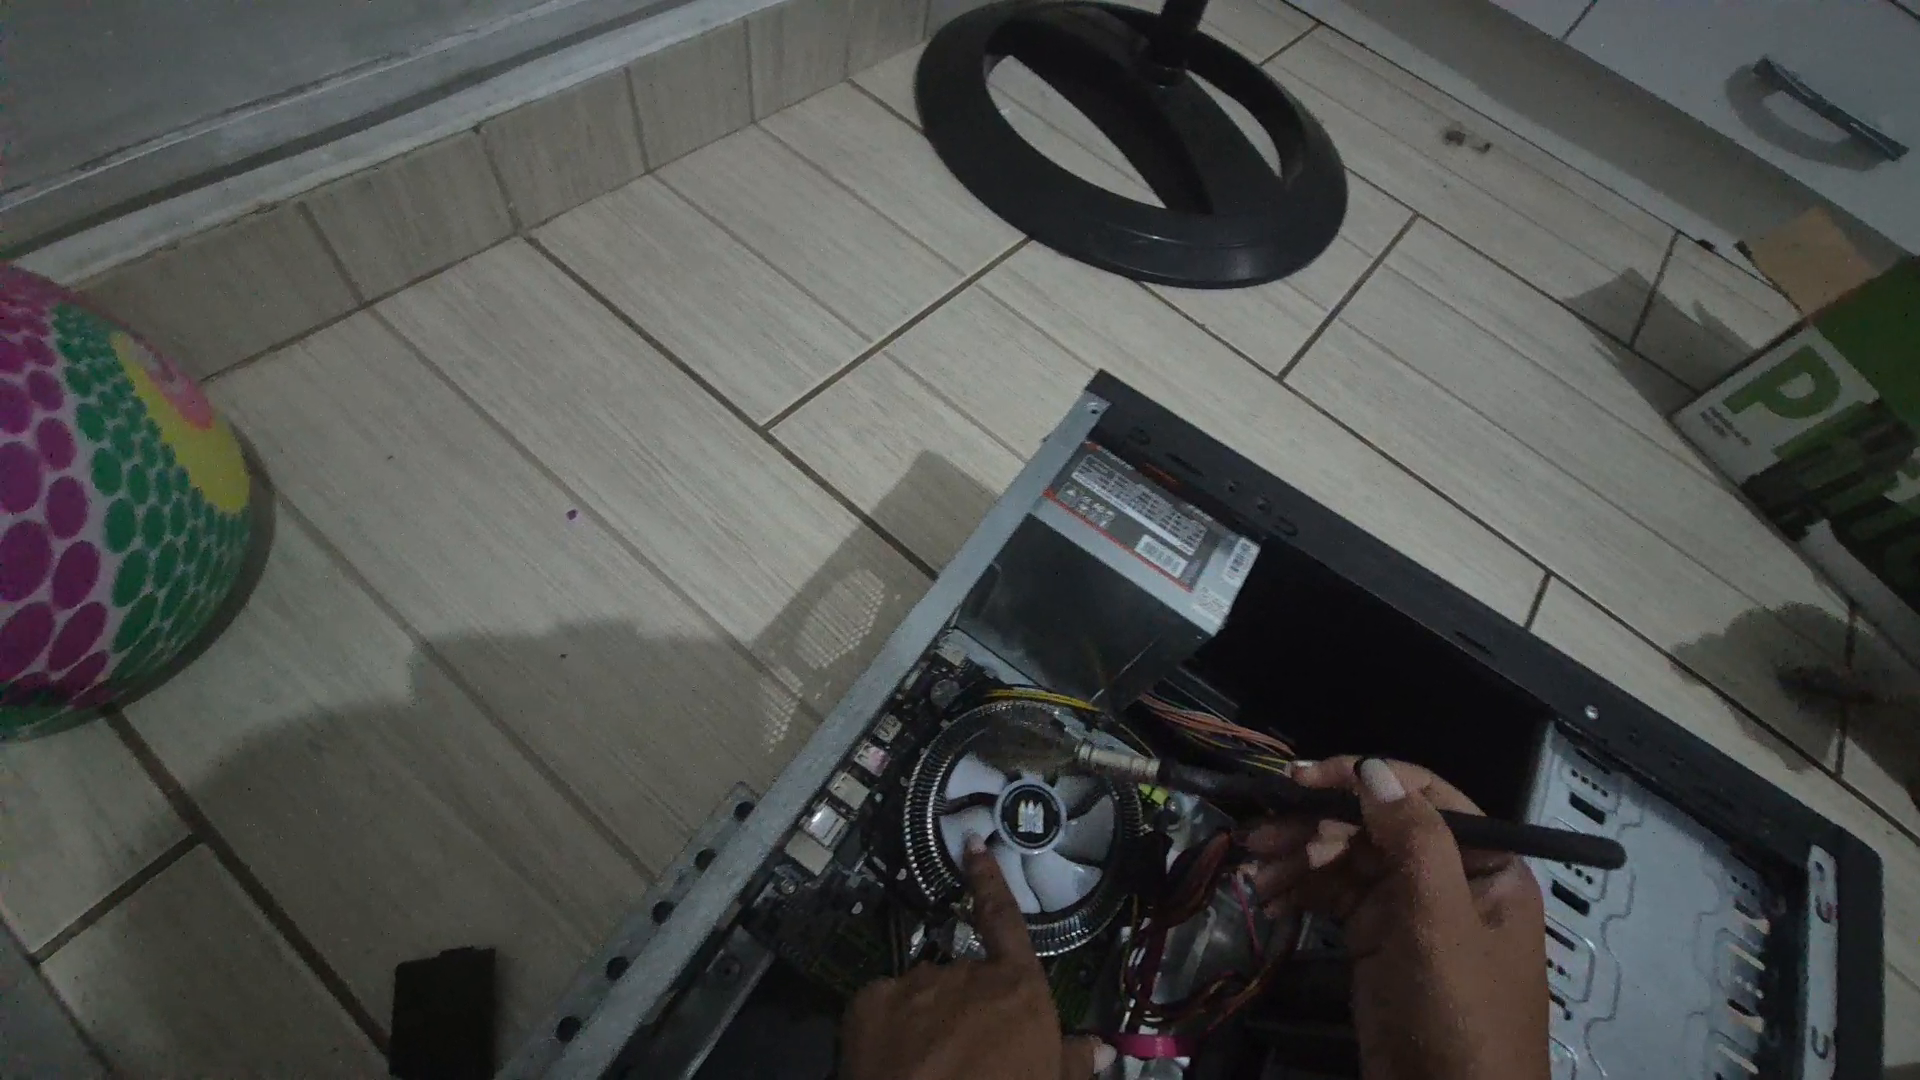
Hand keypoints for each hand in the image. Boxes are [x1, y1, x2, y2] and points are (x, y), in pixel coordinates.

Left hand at [841, 833, 1116, 1079]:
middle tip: (963, 1058)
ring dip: (926, 1021)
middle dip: (962, 1010)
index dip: (989, 880)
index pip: (1004, 920)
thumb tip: (1104, 1049)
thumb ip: (1071, 1061)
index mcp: (1015, 988)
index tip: (973, 843)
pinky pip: (883, 1007)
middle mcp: (965, 972)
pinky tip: (893, 1063)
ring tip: (927, 1070)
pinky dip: (888, 1030)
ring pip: (922, 994)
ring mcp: (915, 982)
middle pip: (964, 979)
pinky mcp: (871, 1001)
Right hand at [1245, 758, 1548, 1079]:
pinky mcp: (1373, 931)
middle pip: (1370, 824)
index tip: (1300, 778)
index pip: (1420, 794)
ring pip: (1343, 855)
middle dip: (1313, 826)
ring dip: (1296, 857)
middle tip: (1261, 836)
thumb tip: (1373, 768)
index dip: (1359, 777)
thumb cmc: (1456, 1014)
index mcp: (1484, 864)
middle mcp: (1445, 875)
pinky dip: (1299, 890)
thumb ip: (1412, 838)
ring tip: (1255, 871)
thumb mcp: (1437, 922)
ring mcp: (1407, 904)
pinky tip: (1268, 899)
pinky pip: (1331, 891)